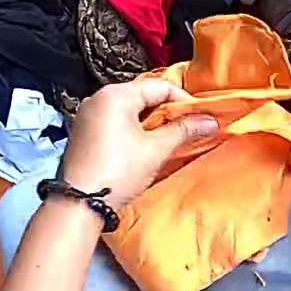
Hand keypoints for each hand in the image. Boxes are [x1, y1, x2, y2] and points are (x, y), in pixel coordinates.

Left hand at [60, 78, 217, 209]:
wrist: (80, 203)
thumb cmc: (118, 171)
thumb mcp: (156, 150)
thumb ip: (184, 130)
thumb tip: (210, 121)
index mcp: (116, 95)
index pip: (159, 86)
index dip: (184, 100)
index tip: (200, 117)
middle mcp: (99, 98)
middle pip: (143, 95)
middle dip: (168, 111)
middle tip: (187, 128)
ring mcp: (88, 115)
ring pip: (129, 109)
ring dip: (152, 121)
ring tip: (169, 138)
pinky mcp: (84, 132)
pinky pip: (115, 121)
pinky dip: (133, 128)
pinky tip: (144, 146)